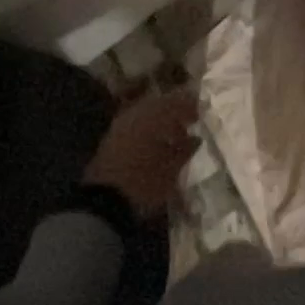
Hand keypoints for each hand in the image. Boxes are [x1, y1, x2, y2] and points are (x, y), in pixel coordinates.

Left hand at [83, 89, 198, 216]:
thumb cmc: (144, 183)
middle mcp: (136, 114)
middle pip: (159, 104)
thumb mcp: (171, 169)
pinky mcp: (111, 137)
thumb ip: (184, 150)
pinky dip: (147, 128)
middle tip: (188, 122)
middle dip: (174, 110)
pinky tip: (154, 142)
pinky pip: (134, 123)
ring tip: (172, 135)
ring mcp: (121, 124)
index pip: (176, 102)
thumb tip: (196, 138)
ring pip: (145, 112)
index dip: (189, 105)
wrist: (104, 202)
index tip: (200, 114)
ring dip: (160, 119)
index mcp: (153, 117)